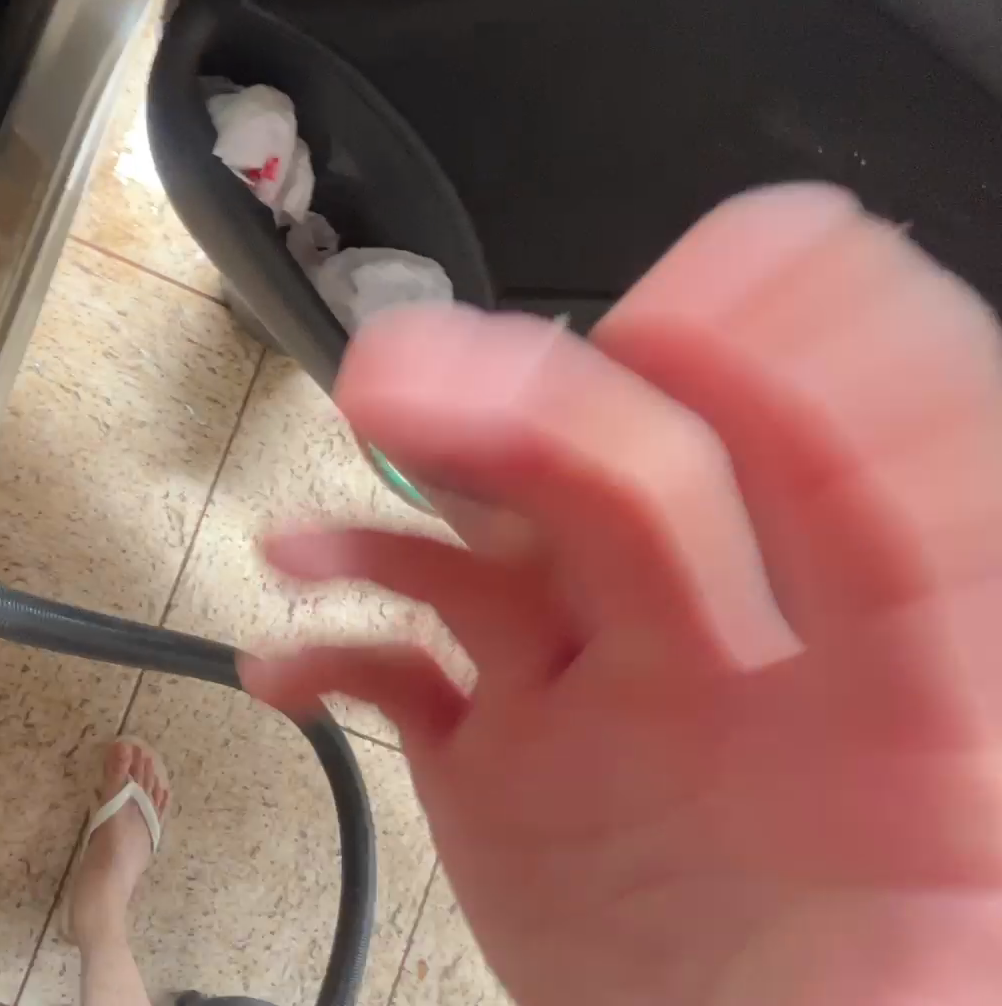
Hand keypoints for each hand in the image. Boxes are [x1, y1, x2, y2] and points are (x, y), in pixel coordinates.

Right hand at [241, 185, 1001, 1004]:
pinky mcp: (492, 747)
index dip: (810, 372)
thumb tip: (798, 544)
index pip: (869, 500)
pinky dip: (333, 658)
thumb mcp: (950, 940)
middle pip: (615, 492)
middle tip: (399, 377)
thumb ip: (949, 724)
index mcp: (888, 707)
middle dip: (514, 414)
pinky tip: (286, 672)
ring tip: (305, 545)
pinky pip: (396, 672)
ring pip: (477, 564)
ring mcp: (585, 699)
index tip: (717, 280)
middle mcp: (715, 665)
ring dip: (384, 539)